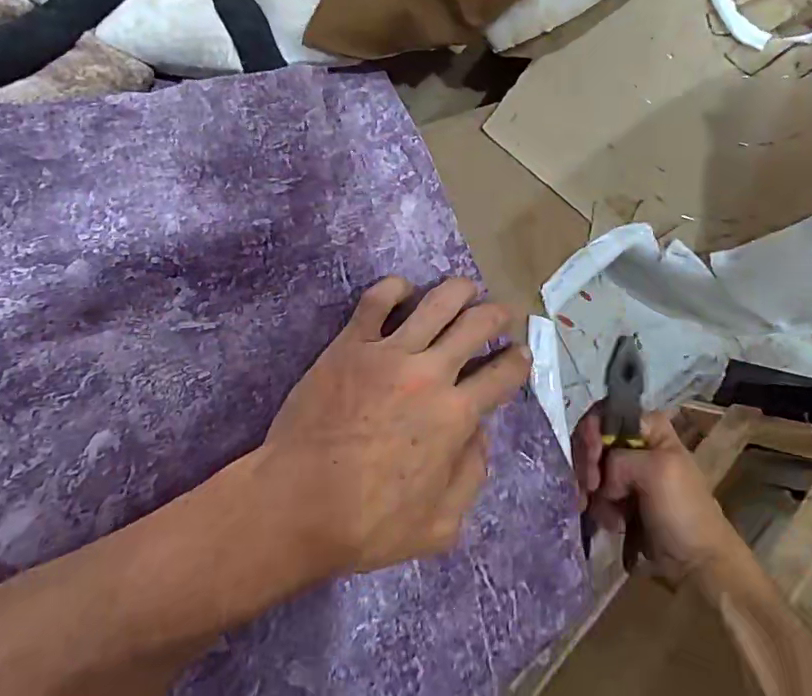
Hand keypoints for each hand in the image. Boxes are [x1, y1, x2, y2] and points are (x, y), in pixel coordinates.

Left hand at [254, 276, 529, 574]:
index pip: (505, 373)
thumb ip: (473, 475)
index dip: (520, 360)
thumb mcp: (440, 525)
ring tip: (467, 290)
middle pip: (480, 323)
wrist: (291, 508)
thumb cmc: (366, 524)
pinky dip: (397, 287)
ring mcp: (390, 353)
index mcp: (456, 415)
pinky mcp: (351, 344)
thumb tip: (480, 434)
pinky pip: (378, 298)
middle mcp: (431, 373)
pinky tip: (405, 292)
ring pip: (439, 300)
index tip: (520, 355)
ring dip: (462, 290)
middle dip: (499, 315)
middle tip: (500, 316)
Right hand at [572, 406, 743, 581]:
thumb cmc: (682, 509)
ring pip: (589, 470)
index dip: (592, 432)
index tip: (592, 460)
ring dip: (594, 495)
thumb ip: (621, 460)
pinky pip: (594, 496)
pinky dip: (598, 509)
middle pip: (592, 441)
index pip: (605, 413)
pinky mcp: (619, 500)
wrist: (695, 561)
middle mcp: (635, 444)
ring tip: (610, 516)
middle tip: (589, 490)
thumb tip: (601, 479)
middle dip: (588, 466)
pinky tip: (612, 524)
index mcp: (649, 427)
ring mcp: (626, 473)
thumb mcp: (657, 471)